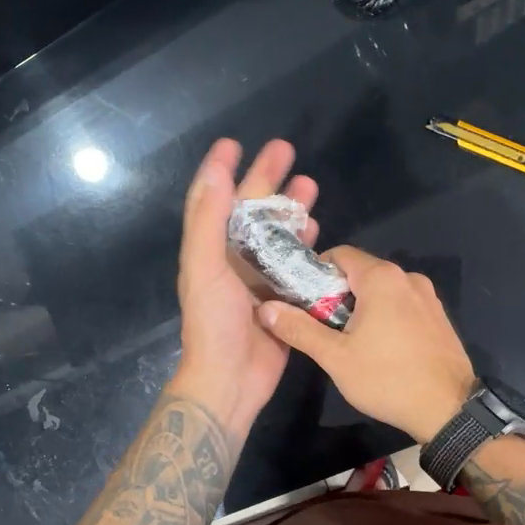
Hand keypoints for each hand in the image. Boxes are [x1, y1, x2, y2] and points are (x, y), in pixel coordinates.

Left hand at [168, 138, 319, 443]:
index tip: (235, 142)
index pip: (214, 200)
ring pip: (276, 236)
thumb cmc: (213, 324)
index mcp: (210, 252)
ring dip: (291, 210)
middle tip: (287, 150)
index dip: (221, 171)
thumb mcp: (204, 268)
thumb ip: (208, 220)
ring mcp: (258, 282)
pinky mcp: (282, 302)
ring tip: (310, 184)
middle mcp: (232, 262)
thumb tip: (216, 172)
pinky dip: (307, 248)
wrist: (230, 381)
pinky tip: (320, 232)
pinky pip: (296, 268)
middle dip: (267, 180)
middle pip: (251, 212)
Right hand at [256, 247, 476, 443]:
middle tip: (320, 327)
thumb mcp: (335, 356)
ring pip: (383, 292)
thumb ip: (299, 328)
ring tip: (348, 342)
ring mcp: (428, 297)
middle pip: (361, 273)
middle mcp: (408, 277)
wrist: (447, 409)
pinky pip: (403, 306)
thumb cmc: (387, 379)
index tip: (302, 300)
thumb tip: (265, 308)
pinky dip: (386, 318)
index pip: (339, 255)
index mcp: (382, 278)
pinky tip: (380, 349)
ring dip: (361, 308)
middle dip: (337, 294)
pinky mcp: (439, 318)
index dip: (315, 273)